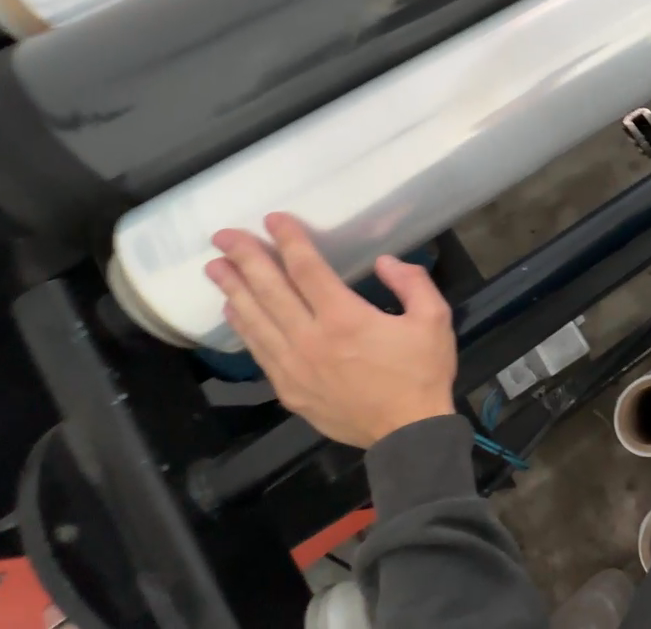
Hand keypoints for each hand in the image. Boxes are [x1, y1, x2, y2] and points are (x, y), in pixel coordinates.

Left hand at [205, 214, 456, 448]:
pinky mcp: (288, 389)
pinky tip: (235, 311)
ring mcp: (293, 366)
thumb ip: (412, 283)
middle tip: (225, 236)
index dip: (290, 242)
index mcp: (347, 319)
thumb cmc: (423, 371)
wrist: (406, 430)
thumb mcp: (434, 319)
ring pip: (256, 321)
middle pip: (271, 292)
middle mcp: (310, 339)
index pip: (308, 271)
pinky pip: (259, 350)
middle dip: (247, 260)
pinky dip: (243, 326)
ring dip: (235, 290)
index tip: (273, 220)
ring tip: (215, 267)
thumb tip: (385, 263)